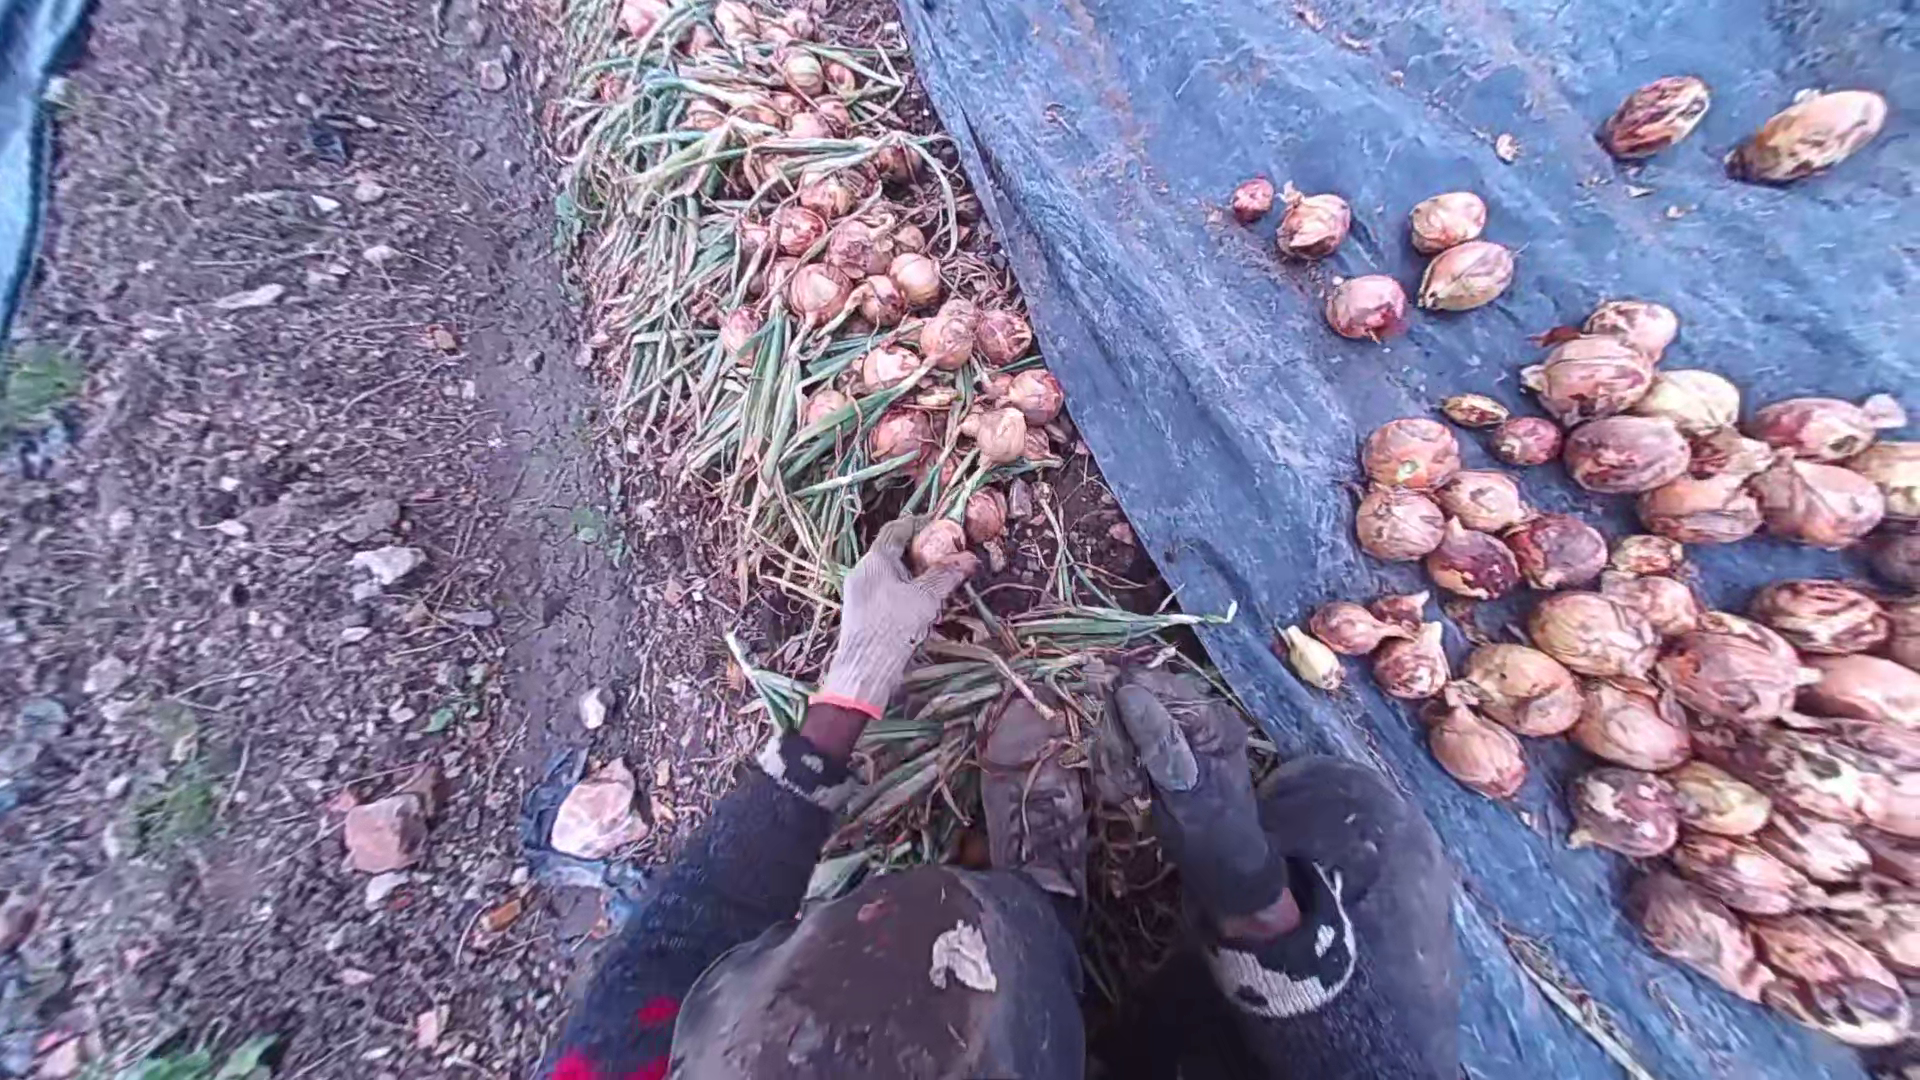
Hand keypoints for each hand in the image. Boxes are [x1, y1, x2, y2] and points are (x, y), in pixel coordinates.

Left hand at [816, 517, 977, 716]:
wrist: (865, 669)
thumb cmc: (894, 626)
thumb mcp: (927, 597)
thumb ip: (946, 575)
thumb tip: (969, 558)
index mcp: (875, 559)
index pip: (897, 529)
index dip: (920, 524)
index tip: (942, 528)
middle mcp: (863, 570)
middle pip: (893, 551)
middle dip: (920, 552)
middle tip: (944, 557)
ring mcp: (859, 592)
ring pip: (890, 573)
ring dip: (913, 574)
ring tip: (936, 583)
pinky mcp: (861, 611)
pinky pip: (885, 591)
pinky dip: (904, 590)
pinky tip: (919, 606)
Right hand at [1110, 668, 1291, 928]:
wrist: (1224, 872)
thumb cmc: (1214, 837)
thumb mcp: (1186, 793)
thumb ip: (1159, 741)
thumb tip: (1126, 690)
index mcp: (1207, 714)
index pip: (1145, 682)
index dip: (1121, 710)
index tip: (1121, 754)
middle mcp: (1189, 711)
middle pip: (1125, 699)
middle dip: (1117, 741)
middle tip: (1128, 782)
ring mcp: (1171, 727)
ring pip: (1115, 721)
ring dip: (1113, 758)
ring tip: (1128, 791)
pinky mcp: (1155, 743)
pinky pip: (1116, 740)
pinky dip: (1113, 767)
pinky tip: (1124, 791)